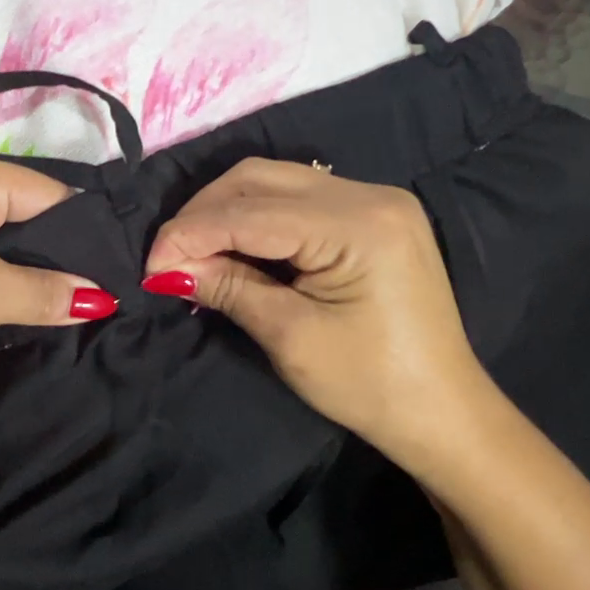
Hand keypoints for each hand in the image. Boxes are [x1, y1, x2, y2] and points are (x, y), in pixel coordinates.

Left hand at [0, 149, 116, 390]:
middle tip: (99, 300)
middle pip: (21, 214)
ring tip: (66, 309)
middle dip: (56, 257)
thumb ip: (46, 293)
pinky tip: (13, 309)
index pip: (49, 193)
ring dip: (22, 273)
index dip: (87, 236)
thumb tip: (100, 298)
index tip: (121, 278)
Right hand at [142, 158, 487, 455]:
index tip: (149, 266)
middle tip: (168, 257)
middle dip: (204, 213)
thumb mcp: (290, 336)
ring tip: (194, 254)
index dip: (190, 233)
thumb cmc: (368, 384)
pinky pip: (299, 200)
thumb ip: (229, 287)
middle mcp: (370, 194)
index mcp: (358, 225)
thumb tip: (168, 267)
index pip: (250, 212)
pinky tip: (234, 248)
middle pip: (261, 178)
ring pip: (277, 182)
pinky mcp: (374, 217)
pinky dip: (257, 219)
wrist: (441, 411)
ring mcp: (377, 201)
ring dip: (227, 212)